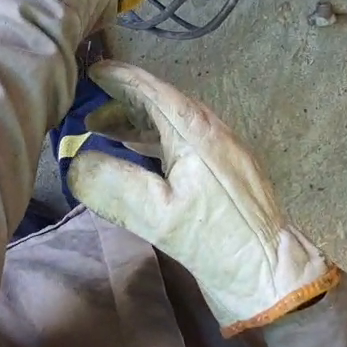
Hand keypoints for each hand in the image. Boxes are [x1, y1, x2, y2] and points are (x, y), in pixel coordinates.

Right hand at [68, 61, 338, 335]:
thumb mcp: (157, 215)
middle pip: (162, 103)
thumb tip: (77, 164)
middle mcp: (210, 130)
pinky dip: (154, 142)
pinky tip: (139, 158)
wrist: (268, 274)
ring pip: (172, 124)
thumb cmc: (214, 239)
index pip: (151, 89)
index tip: (91, 72)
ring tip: (104, 132)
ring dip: (137, 124)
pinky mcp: (223, 175)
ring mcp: (220, 152)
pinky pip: (182, 143)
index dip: (119, 79)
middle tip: (87, 113)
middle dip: (123, 103)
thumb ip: (112, 185)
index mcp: (195, 129)